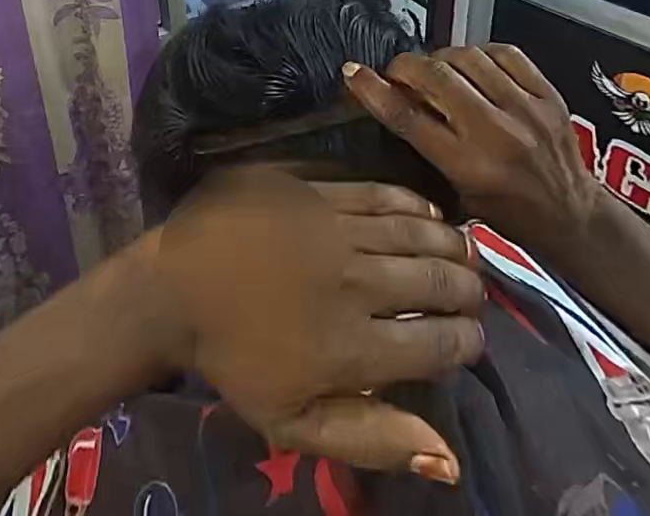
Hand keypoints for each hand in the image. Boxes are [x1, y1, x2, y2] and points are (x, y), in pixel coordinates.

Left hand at [149, 169, 484, 483]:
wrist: (175, 287)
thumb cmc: (233, 358)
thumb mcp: (293, 424)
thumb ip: (372, 439)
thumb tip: (450, 457)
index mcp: (356, 348)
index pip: (439, 342)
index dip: (466, 340)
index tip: (472, 337)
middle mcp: (356, 283)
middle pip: (435, 281)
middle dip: (468, 289)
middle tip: (474, 291)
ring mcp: (334, 230)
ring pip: (414, 233)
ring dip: (450, 244)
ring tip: (466, 251)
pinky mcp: (312, 192)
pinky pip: (376, 193)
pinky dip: (411, 203)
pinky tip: (430, 211)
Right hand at [341, 45, 603, 255]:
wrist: (573, 217)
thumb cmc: (507, 213)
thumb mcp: (455, 193)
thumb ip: (425, 149)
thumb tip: (394, 102)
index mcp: (467, 166)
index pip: (408, 117)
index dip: (374, 90)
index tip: (353, 72)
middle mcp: (495, 134)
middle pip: (435, 77)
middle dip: (406, 66)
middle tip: (398, 71)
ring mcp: (525, 110)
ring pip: (467, 58)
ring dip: (441, 57)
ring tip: (436, 68)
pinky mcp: (548, 96)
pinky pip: (505, 53)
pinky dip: (479, 53)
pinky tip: (472, 64)